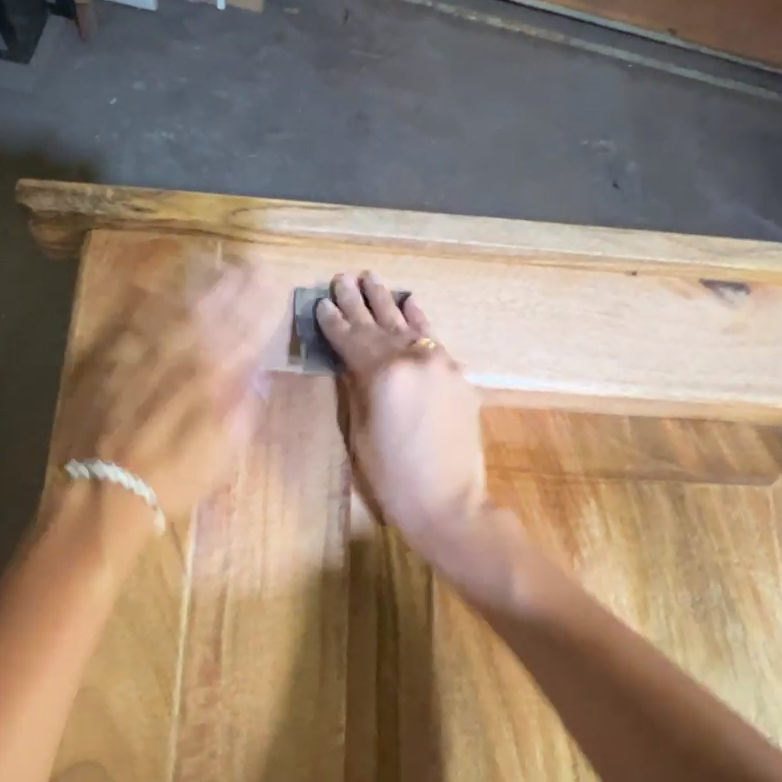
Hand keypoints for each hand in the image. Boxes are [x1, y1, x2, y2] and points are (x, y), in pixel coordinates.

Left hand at [50, 250, 277, 534]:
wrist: (105, 491)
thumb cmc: (172, 482)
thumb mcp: (222, 455)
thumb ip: (241, 411)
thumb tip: (256, 377)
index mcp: (211, 382)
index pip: (242, 335)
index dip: (258, 308)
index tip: (272, 285)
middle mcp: (177, 360)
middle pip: (209, 313)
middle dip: (232, 286)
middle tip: (248, 264)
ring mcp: (139, 356)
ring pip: (171, 309)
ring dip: (194, 285)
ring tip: (212, 262)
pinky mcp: (107, 361)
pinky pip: (130, 320)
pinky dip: (146, 300)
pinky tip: (154, 284)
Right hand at [316, 273, 487, 550]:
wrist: (447, 503)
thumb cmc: (392, 478)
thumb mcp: (360, 433)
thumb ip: (355, 390)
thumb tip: (350, 364)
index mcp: (383, 374)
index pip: (352, 340)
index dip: (334, 322)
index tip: (322, 302)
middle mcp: (414, 360)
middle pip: (380, 326)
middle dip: (359, 303)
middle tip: (342, 277)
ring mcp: (442, 366)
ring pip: (410, 327)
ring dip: (389, 303)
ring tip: (373, 280)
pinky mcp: (459, 378)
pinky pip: (435, 342)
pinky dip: (421, 322)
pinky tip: (412, 304)